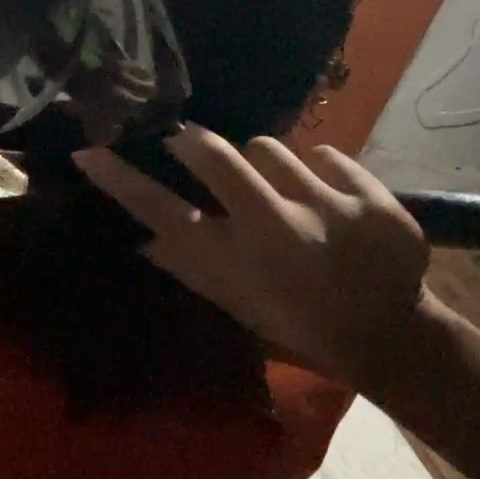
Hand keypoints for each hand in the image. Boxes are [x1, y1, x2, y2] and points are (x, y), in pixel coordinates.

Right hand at [72, 125, 429, 389]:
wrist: (392, 335)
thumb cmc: (296, 320)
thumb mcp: (236, 302)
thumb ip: (189, 267)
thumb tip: (142, 239)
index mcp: (237, 260)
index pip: (162, 211)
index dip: (120, 179)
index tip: (87, 152)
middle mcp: (277, 230)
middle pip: (215, 156)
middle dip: (193, 142)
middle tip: (189, 145)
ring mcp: (330, 209)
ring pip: (269, 148)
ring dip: (263, 163)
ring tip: (279, 188)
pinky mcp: (374, 198)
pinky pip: (324, 154)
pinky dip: (317, 171)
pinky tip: (328, 199)